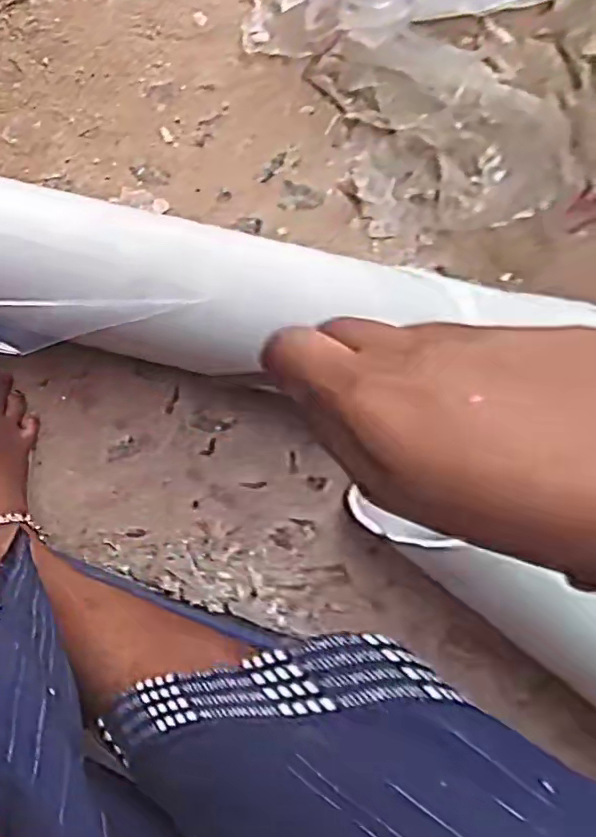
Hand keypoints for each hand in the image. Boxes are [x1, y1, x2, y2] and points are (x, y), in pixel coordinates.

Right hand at [261, 321, 595, 582]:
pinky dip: (484, 370)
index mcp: (364, 388)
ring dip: (418, 368)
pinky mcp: (555, 335)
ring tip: (450, 418)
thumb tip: (315, 410)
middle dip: (342, 361)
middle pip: (346, 332)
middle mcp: (421, 350)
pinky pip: (489, 343)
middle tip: (358, 400)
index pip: (286, 345)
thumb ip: (335, 434)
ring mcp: (490, 338)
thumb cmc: (534, 504)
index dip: (282, 362)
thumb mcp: (391, 487)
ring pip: (416, 338)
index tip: (289, 379)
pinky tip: (510, 413)